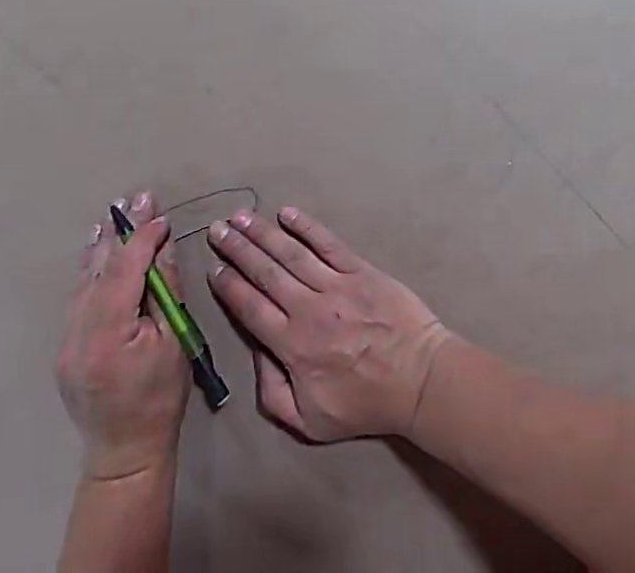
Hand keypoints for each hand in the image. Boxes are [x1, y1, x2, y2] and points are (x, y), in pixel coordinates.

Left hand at [56, 193, 191, 480]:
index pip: (126, 271)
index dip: (143, 240)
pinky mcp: (64, 345)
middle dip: (122, 232)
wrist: (124, 451)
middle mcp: (79, 330)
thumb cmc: (160, 399)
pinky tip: (98, 251)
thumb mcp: (175, 343)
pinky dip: (91, 270)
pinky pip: (78, 297)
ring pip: (84, 281)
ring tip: (115, 215)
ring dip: (103, 246)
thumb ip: (165, 292)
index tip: (161, 216)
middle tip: (138, 198)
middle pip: (101, 269)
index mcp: (109, 332)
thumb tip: (163, 249)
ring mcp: (66, 338)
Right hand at [207, 207, 450, 441]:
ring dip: (262, 233)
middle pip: (264, 273)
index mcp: (292, 345)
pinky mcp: (360, 271)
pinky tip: (286, 213)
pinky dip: (306, 227)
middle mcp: (308, 309)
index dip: (228, 285)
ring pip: (290, 253)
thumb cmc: (365, 403)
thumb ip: (272, 393)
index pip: (250, 307)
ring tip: (240, 216)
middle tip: (217, 229)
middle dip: (237, 249)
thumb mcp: (310, 421)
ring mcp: (335, 286)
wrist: (421, 382)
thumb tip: (257, 353)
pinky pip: (328, 243)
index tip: (213, 267)